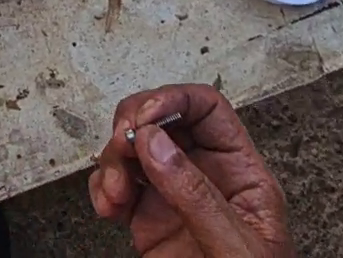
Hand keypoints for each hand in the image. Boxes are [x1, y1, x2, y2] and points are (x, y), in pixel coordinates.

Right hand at [86, 84, 293, 257]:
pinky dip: (102, 187)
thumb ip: (198, 197)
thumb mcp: (236, 253)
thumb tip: (156, 142)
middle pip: (161, 118)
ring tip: (113, 195)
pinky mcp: (146, 217)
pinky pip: (115, 181)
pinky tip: (107, 209)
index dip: (174, 100)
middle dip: (132, 125)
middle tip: (121, 148)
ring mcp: (172, 195)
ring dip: (112, 161)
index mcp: (240, 175)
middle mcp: (204, 175)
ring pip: (132, 145)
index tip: (145, 120)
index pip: (207, 109)